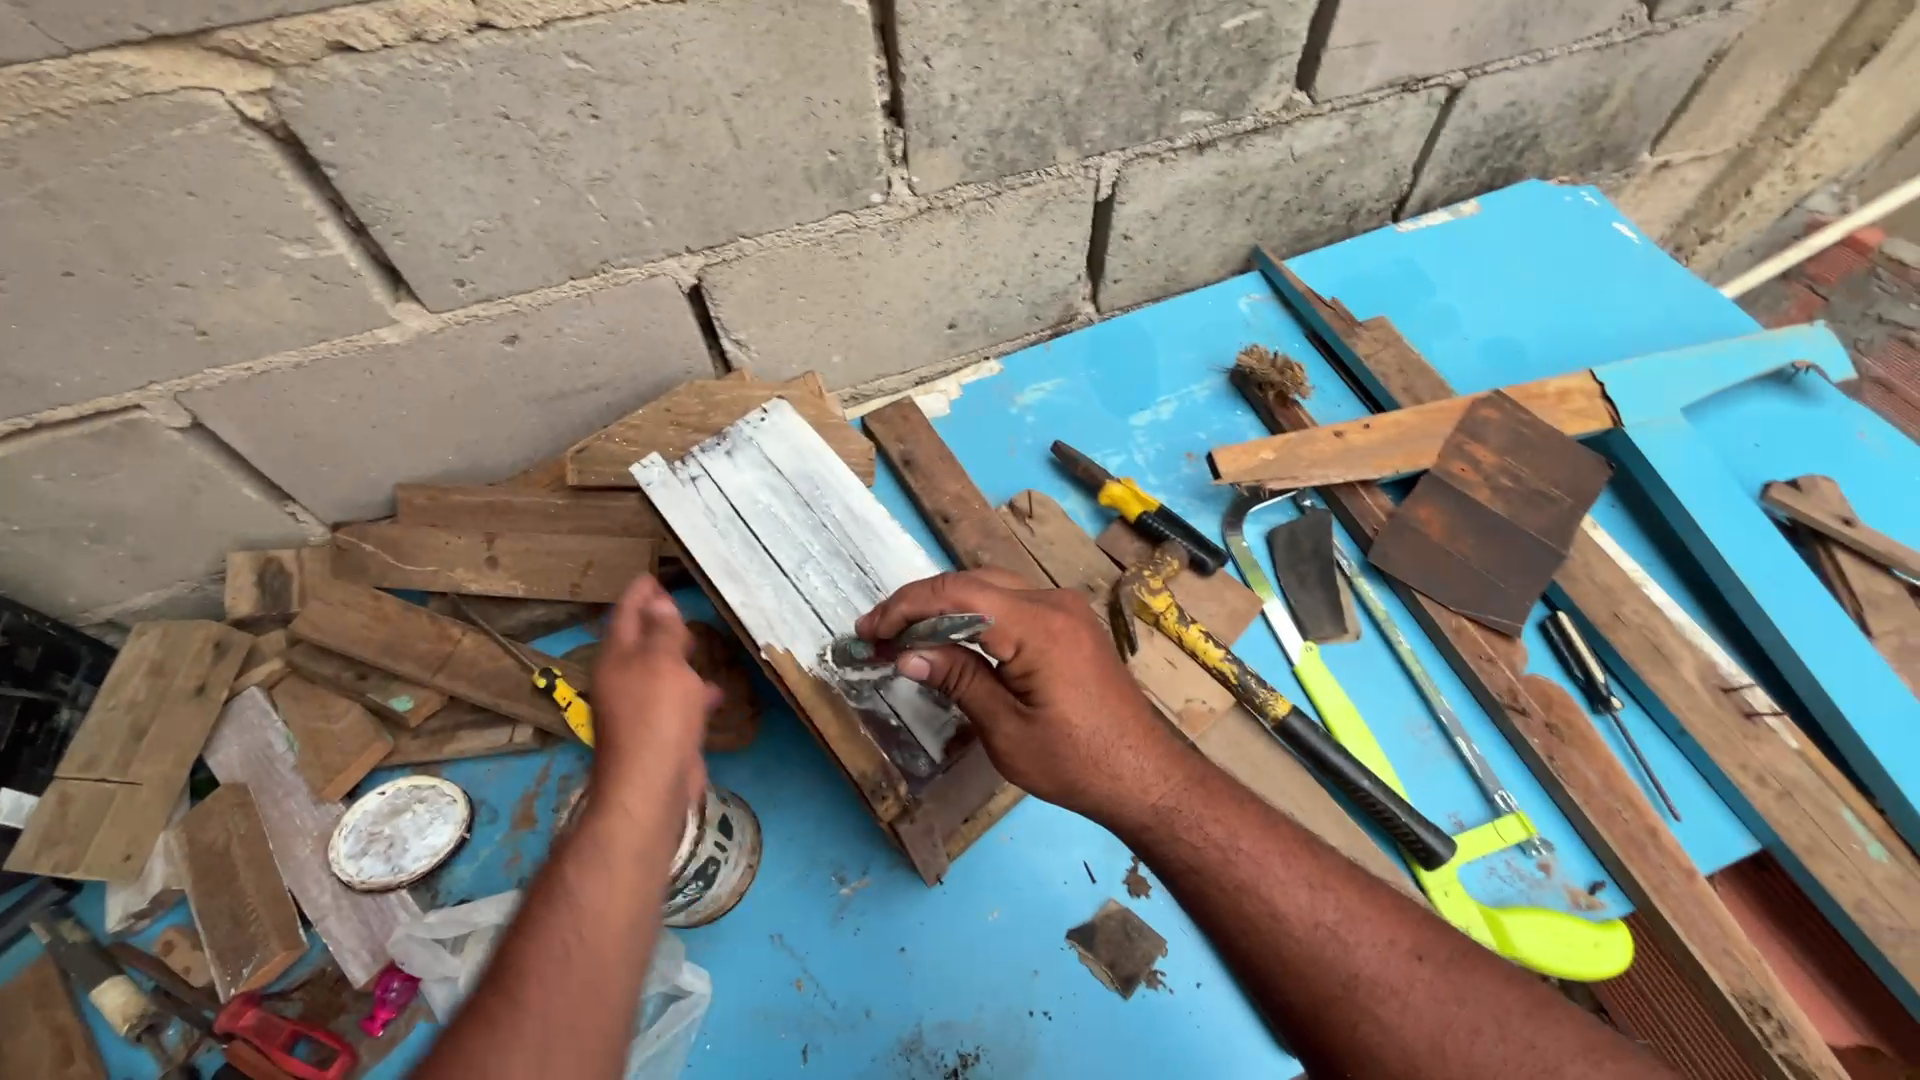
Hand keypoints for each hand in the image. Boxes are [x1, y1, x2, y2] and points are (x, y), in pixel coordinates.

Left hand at [590, 576, 721, 807]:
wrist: (653, 785)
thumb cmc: (657, 717)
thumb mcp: (663, 665)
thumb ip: (663, 633)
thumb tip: (658, 604)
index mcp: (618, 659)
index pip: (626, 616)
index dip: (638, 595)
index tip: (651, 575)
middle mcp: (622, 681)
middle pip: (639, 643)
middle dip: (656, 623)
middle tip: (674, 603)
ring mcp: (639, 709)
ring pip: (659, 672)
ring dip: (676, 655)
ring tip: (697, 640)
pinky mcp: (660, 732)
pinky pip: (677, 700)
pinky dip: (693, 690)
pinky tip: (714, 691)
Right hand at [857, 570, 1192, 823]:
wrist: (1144, 775)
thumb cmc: (1076, 763)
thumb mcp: (1006, 730)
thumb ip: (958, 681)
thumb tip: (907, 653)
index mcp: (1039, 627)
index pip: (958, 594)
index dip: (906, 608)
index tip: (869, 631)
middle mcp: (1054, 603)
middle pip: (972, 582)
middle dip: (920, 604)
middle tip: (878, 634)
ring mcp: (1066, 609)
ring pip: (992, 587)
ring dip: (946, 606)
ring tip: (905, 636)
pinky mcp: (1071, 622)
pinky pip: (1013, 603)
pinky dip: (976, 614)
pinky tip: (951, 637)